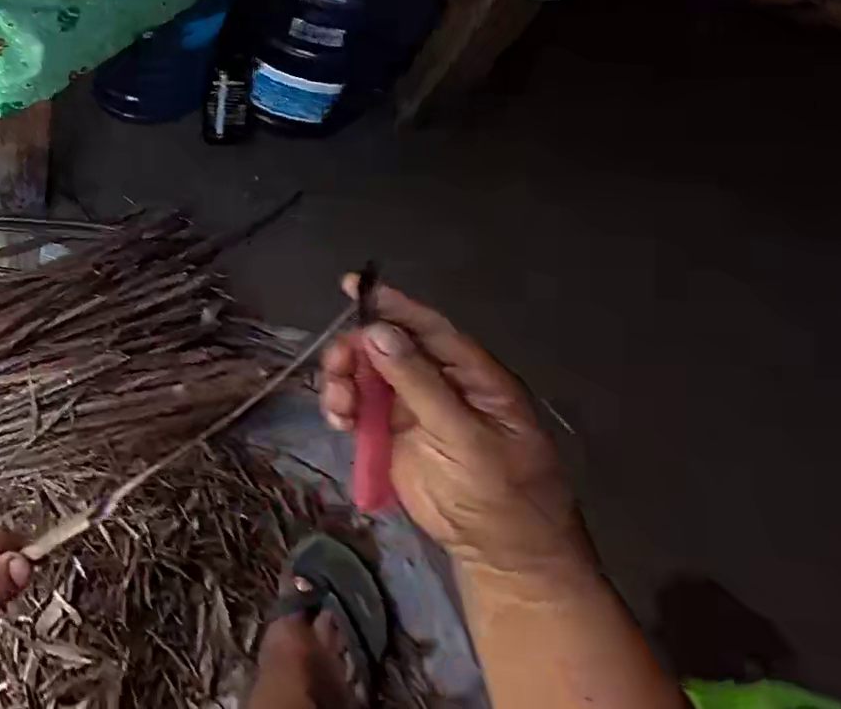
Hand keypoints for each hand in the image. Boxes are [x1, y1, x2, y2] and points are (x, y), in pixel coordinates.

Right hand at [319, 278, 588, 578]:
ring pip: (362, 371)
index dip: (391, 304)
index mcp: (472, 377)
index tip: (352, 285)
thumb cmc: (501, 496)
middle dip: (355, 351)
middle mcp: (438, 382)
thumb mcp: (464, 438)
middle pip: (384, 346)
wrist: (499, 555)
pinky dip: (339, 406)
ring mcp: (410, 405)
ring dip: (342, 381)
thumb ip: (418, 383)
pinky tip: (339, 424)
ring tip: (340, 409)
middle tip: (338, 368)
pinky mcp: (387, 429)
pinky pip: (353, 402)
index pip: (428, 328)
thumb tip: (377, 331)